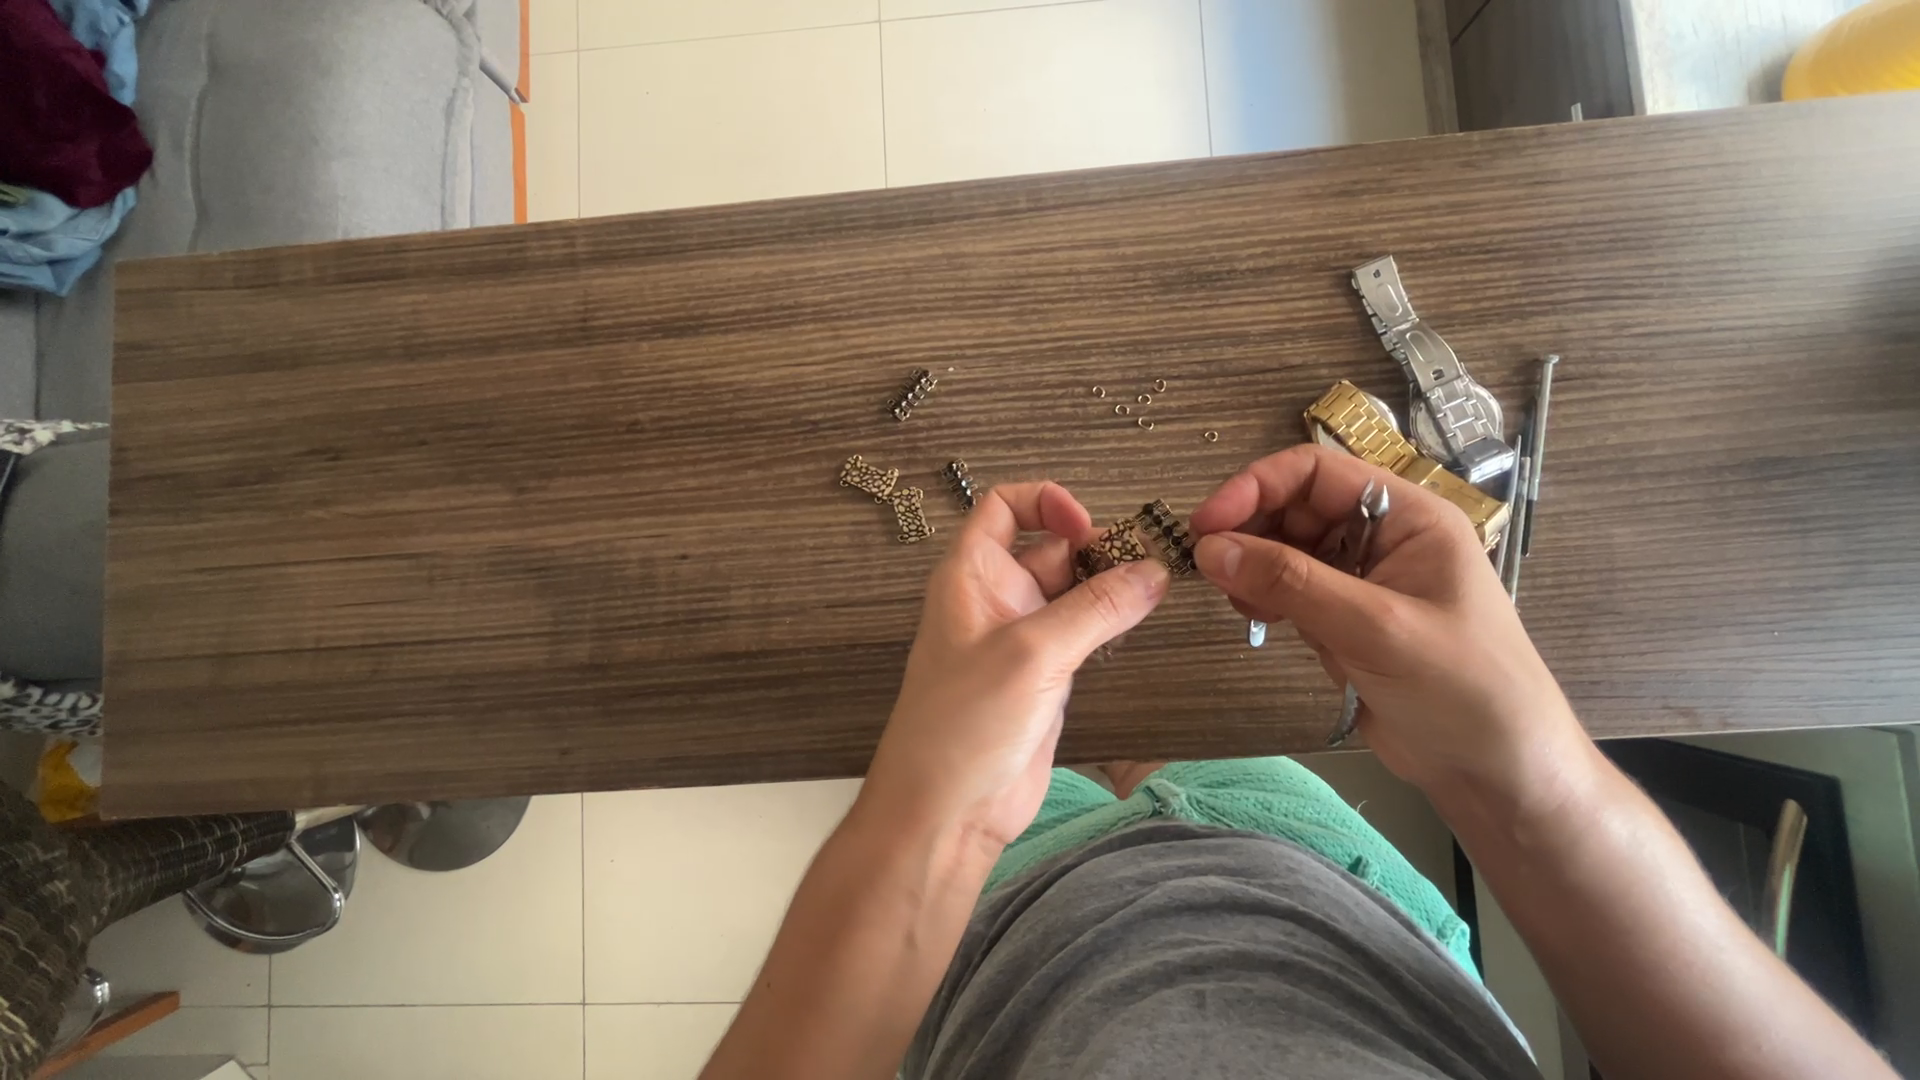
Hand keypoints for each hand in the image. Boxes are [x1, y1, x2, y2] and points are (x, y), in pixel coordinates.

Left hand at [863, 482, 1170, 851]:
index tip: (1087, 526)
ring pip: (1072, 593)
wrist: (947, 812)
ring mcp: (1021, 639)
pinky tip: (1139, 623)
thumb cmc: (966, 723)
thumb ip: (1095, 609)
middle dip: (1095, 549)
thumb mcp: (1032, 654)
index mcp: (971, 576)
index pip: (1001, 508)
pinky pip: (1082, 633)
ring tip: (1156, 590)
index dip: (1043, 503)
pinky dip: (1109, 624)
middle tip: (1148, 566)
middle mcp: (995, 599)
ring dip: (1109, 588)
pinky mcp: (1044, 676)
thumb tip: (1154, 570)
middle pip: (1049, 549)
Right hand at [1188, 444, 1589, 809]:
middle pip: (1293, 507)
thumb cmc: (1461, 687)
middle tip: (1207, 568)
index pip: (1316, 472)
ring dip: (1249, 566)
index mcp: (1406, 516)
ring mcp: (1359, 579)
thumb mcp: (1374, 627)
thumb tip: (1208, 549)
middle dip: (1247, 530)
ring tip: (1236, 601)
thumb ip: (1290, 582)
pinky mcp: (1341, 619)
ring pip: (1283, 549)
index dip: (1255, 487)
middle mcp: (1380, 538)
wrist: (1496, 772)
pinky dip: (1260, 597)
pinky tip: (1252, 618)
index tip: (1206, 524)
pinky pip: (1285, 589)